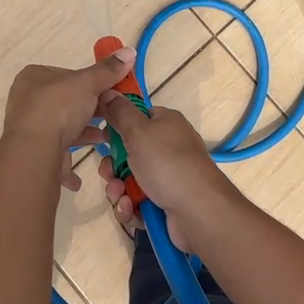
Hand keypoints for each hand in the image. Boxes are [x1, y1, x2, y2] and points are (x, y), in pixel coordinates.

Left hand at [0, 48, 134, 189]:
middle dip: (89, 111)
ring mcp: (27, 127)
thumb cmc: (58, 107)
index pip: (66, 75)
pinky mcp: (31, 151)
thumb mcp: (88, 83)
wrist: (34, 150)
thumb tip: (129, 51)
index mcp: (34, 77)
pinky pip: (53, 155)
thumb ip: (108, 70)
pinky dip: (66, 163)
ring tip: (104, 139)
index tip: (109, 93)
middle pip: (65, 102)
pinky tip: (79, 176)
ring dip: (82, 134)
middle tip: (111, 116)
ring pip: (61, 128)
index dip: (90, 83)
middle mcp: (26, 100)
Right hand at [99, 94, 237, 250]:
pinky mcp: (164, 203)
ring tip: (121, 197)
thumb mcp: (139, 130)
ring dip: (118, 189)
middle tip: (109, 174)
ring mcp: (167, 178)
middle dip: (113, 167)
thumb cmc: (167, 163)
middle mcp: (168, 148)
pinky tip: (131, 210)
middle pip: (128, 153)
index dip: (118, 127)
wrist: (199, 211)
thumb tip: (109, 92)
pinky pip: (137, 202)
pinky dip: (131, 207)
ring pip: (129, 180)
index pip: (138, 118)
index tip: (104, 138)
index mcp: (166, 124)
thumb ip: (120, 112)